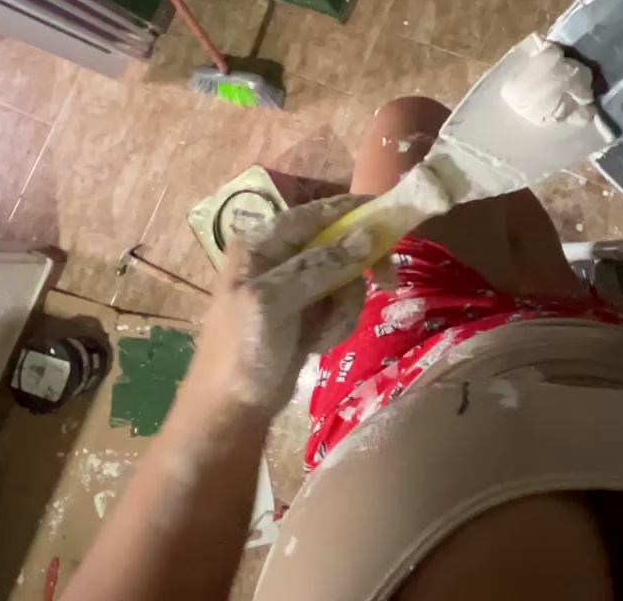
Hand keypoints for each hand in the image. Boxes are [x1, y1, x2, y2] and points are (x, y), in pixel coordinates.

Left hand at [186, 194, 378, 417]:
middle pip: (340, 243)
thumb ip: (320, 266)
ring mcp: (297, 286)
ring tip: (322, 335)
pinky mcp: (309, 312)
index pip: (316, 213)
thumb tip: (367, 237)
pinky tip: (318, 344)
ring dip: (344, 307)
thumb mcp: (275, 302)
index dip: (353, 210)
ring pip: (347, 277)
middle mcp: (281, 257)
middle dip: (358, 269)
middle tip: (387, 281)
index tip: (390, 213)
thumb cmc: (242, 351)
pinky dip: (338, 324)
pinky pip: (343, 304)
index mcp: (263, 244)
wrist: (232, 412)